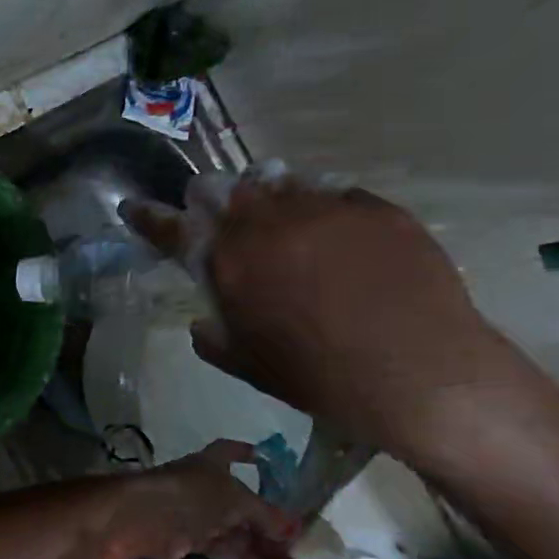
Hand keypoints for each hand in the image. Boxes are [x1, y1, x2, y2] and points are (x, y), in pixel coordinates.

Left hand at [118, 440, 305, 558]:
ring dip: (268, 553)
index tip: (267, 459)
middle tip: (303, 547)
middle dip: (271, 526)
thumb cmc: (193, 493)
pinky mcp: (193, 540)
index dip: (245, 454)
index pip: (229, 452)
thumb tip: (294, 528)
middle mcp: (204, 487)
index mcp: (210, 464)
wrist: (149, 518)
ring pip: (239, 533)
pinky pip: (229, 551)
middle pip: (243, 505)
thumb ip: (266, 515)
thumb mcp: (237, 499)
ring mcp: (198, 514)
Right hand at [128, 175, 517, 456]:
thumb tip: (205, 322)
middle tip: (223, 221)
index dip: (146, 216)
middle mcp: (264, 222)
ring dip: (266, 197)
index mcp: (224, 259)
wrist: (424, 377)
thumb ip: (213, 336)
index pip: (168, 226)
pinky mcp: (375, 209)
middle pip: (219, 187)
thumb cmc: (318, 376)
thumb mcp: (246, 365)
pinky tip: (337, 234)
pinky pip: (333, 192)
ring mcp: (322, 209)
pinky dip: (322, 206)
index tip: (133, 206)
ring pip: (276, 181)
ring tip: (283, 220)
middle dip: (209, 200)